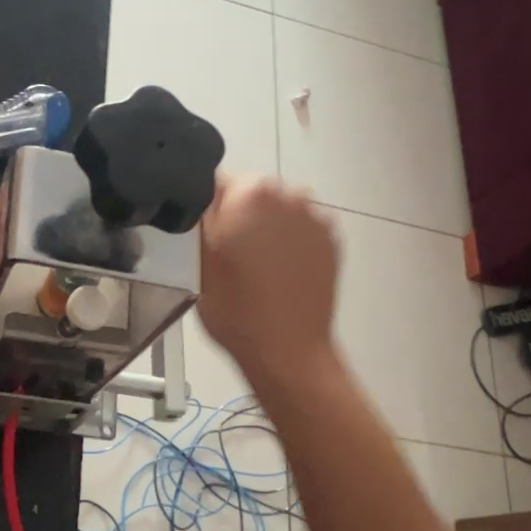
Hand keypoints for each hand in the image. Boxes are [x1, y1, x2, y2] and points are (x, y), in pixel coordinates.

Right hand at [198, 175, 339, 381]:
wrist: (287, 350)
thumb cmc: (235, 309)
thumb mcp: (198, 262)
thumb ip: (199, 217)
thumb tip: (201, 195)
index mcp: (251, 192)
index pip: (217, 181)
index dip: (205, 208)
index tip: (203, 236)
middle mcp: (289, 193)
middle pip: (252, 191)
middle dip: (239, 214)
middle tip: (228, 255)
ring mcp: (316, 216)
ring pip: (279, 208)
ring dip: (267, 225)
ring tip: (256, 265)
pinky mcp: (332, 239)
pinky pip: (302, 227)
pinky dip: (290, 240)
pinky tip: (279, 271)